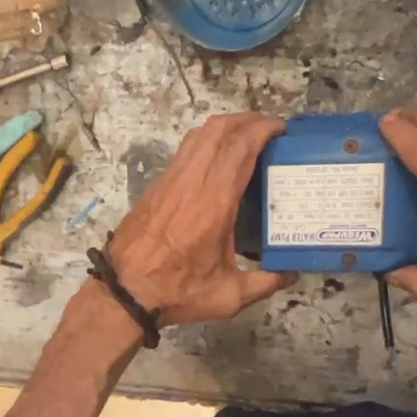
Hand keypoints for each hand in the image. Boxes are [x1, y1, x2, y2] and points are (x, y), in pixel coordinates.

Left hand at [103, 114, 295, 324]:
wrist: (124, 292)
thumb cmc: (178, 291)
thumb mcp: (229, 295)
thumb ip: (266, 282)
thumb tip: (293, 272)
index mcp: (215, 203)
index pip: (240, 148)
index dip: (263, 129)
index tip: (282, 128)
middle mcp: (193, 182)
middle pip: (220, 130)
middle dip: (248, 121)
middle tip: (269, 129)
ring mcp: (171, 180)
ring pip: (199, 135)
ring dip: (225, 127)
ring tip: (245, 137)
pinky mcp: (157, 186)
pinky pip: (185, 150)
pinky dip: (206, 142)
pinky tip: (217, 159)